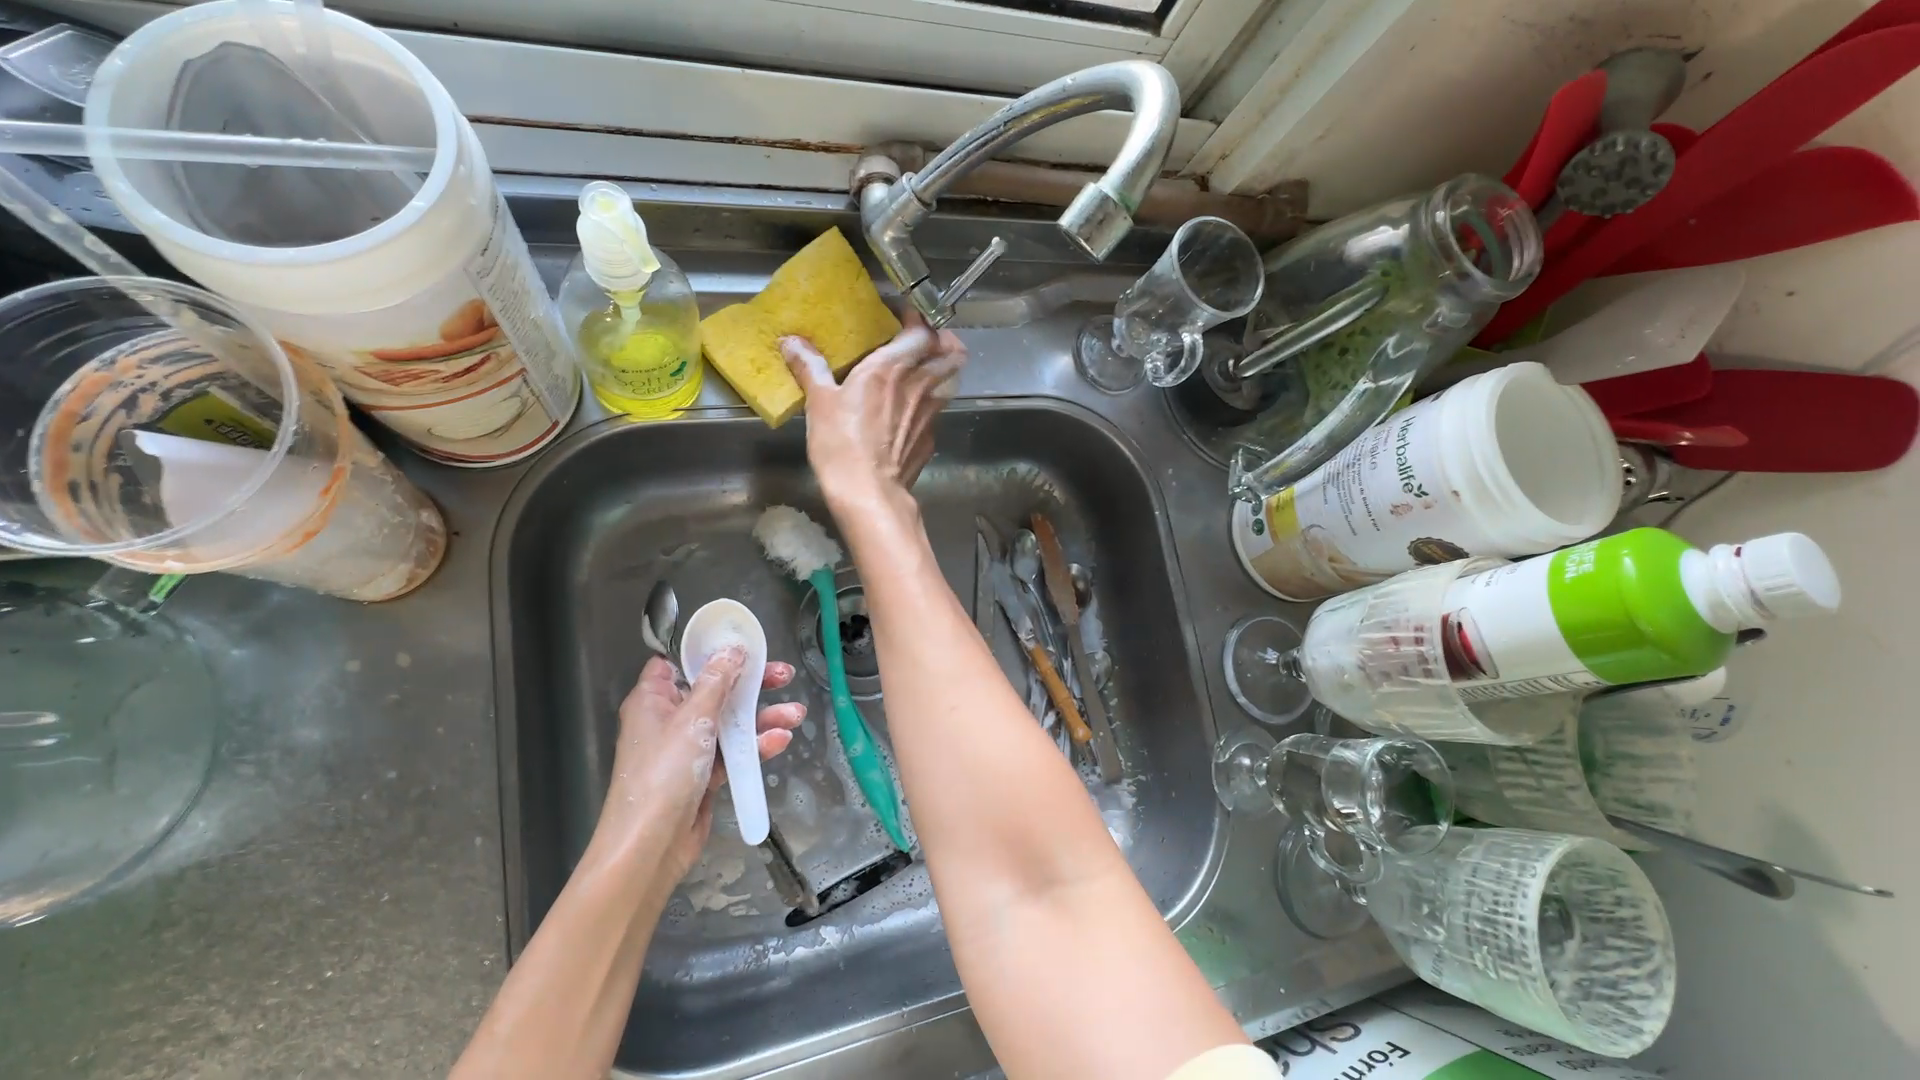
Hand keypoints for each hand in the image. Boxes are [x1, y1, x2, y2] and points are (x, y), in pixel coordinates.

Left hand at [596, 650, 803, 888]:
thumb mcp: (692, 719)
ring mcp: (687, 749)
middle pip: (713, 691)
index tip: (741, 643)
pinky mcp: (703, 775)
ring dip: (761, 718)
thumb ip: (716, 682)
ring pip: (729, 723)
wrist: (651, 844)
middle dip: (750, 685)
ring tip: (796, 715)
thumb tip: (733, 649)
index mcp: (654, 700)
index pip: (677, 664)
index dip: (707, 652)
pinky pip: (733, 752)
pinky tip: (780, 741)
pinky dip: (754, 746)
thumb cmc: (663, 773)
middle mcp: (669, 720)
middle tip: (783, 676)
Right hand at [781, 312, 965, 509]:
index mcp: (891, 368)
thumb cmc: (842, 444)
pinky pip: (936, 415)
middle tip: (928, 342)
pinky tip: (910, 416)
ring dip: (941, 374)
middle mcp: (918, 386)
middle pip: (951, 355)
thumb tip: (792, 343)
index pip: (922, 331)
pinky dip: (929, 408)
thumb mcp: (819, 402)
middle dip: (946, 343)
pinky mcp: (930, 440)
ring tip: (922, 375)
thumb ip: (810, 368)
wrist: (868, 493)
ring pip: (948, 383)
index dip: (919, 320)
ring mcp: (929, 414)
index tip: (905, 317)